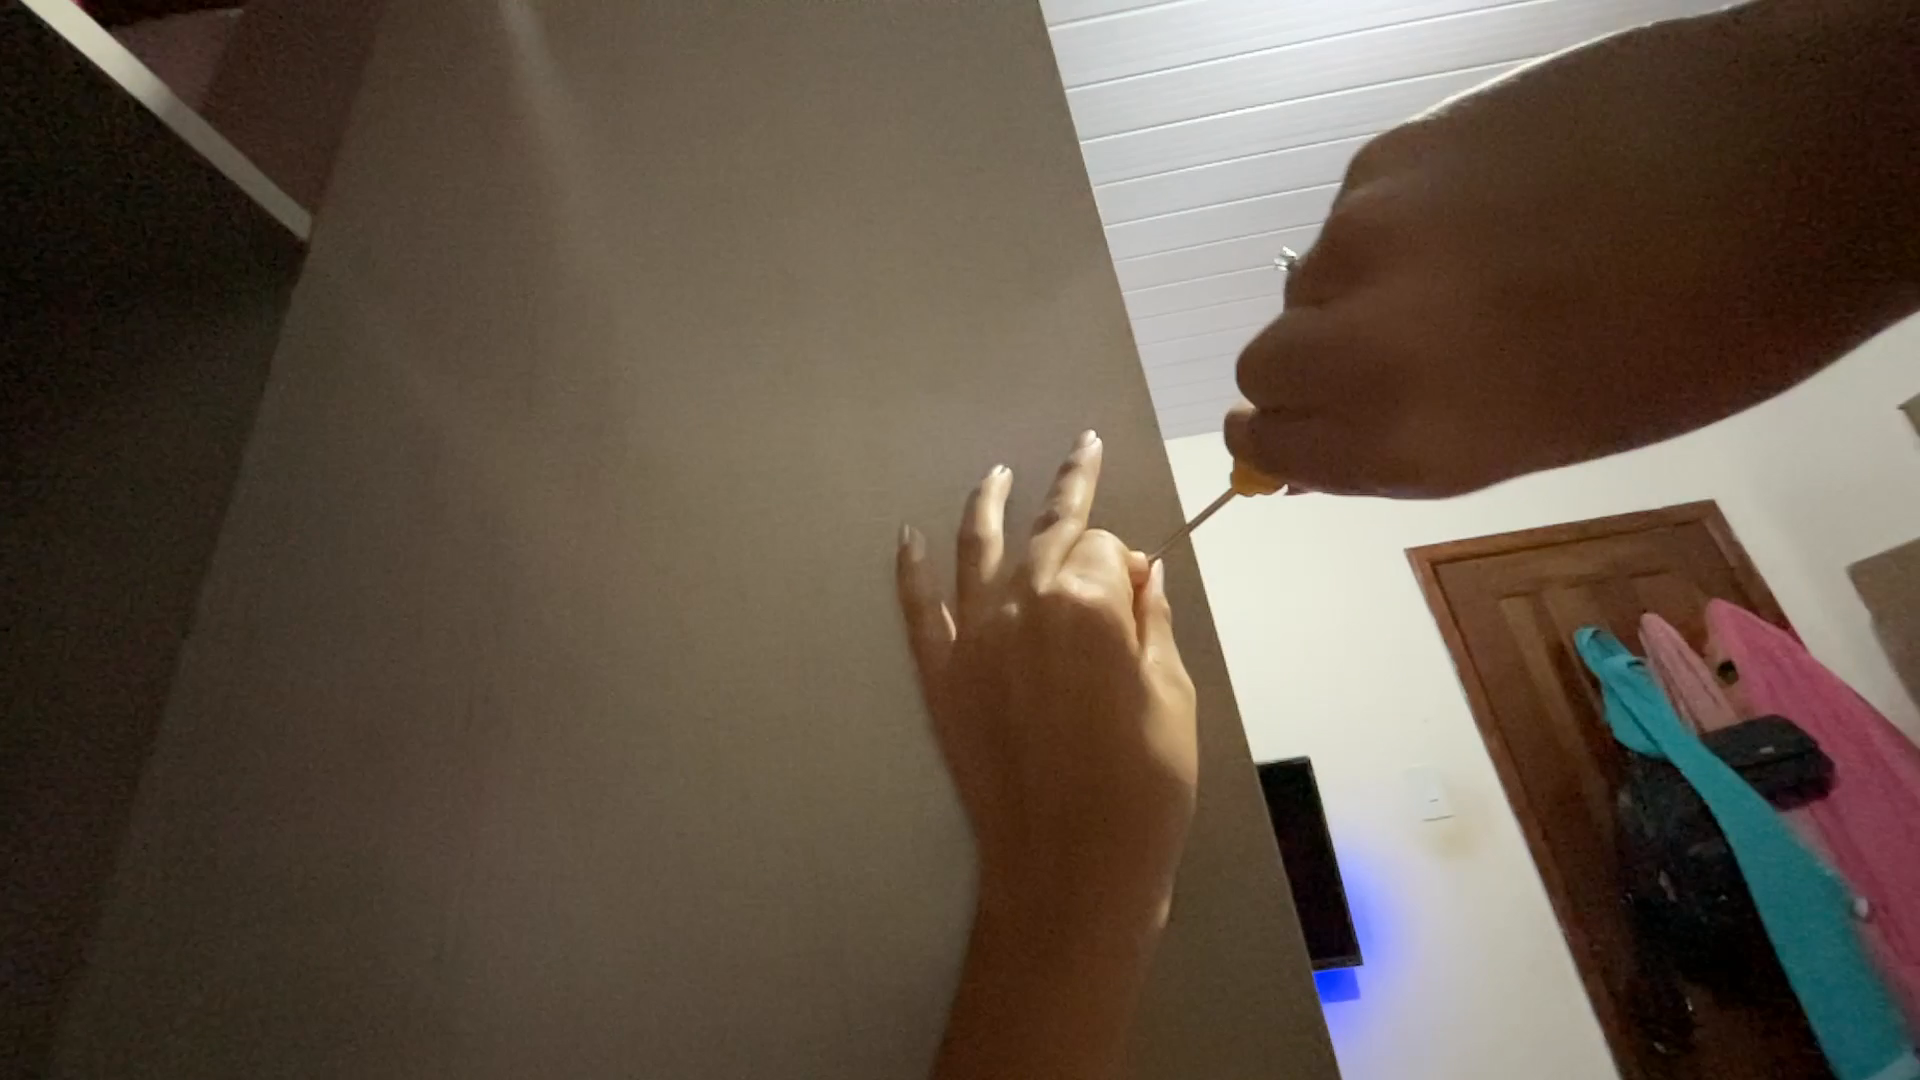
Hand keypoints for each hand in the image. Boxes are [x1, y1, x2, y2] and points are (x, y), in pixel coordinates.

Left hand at [895, 431, 1196, 927]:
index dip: (1125, 561)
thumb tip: (1138, 568)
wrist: (1070, 868)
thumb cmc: (1143, 784)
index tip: (1137, 584)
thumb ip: (1151, 617)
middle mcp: (1022, 601)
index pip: (1104, 547)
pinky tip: (908, 538)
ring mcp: (972, 636)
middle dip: (1068, 490)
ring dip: (987, 504)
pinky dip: (910, 570)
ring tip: (994, 474)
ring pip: (976, 549)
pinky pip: (918, 610)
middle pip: (1046, 532)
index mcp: (1087, 601)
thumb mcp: (1172, 693)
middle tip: (1080, 450)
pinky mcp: (941, 675)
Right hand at [1228, 0, 1919, 496]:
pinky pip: (1351, 212)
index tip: (1279, 428)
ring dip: (1354, 288)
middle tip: (1370, 351)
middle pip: (1259, 364)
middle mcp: (1362, 345)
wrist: (1813, 155)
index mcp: (1406, 437)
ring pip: (1306, 281)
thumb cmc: (1687, 342)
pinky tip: (1477, 205)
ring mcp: (1367, 237)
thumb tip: (1309, 436)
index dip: (1268, 437)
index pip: (1264, 443)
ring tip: (1458, 263)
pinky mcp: (1390, 153)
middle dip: (1299, 367)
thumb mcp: (1529, 440)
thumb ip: (1395, 446)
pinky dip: (1390, 225)